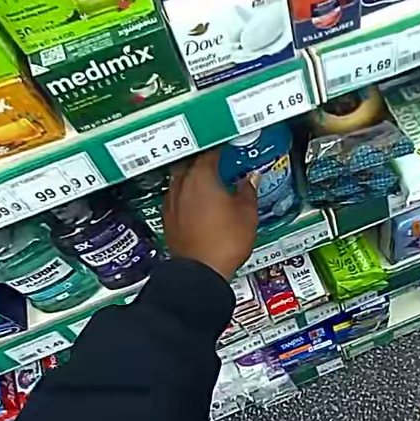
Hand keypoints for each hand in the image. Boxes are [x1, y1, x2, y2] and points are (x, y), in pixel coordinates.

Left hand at [164, 150, 257, 277]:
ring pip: (181, 180)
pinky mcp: (168, 218)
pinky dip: (187, 196)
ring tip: (209, 183)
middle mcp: (182, 185)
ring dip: (193, 178)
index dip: (221, 149)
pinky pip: (177, 198)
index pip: (210, 153)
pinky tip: (199, 203)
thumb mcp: (247, 214)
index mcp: (202, 177)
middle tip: (219, 164)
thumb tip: (251, 179)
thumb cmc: (225, 241)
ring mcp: (172, 202)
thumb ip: (248, 191)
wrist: (201, 271)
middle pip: (190, 163)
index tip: (229, 149)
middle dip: (204, 161)